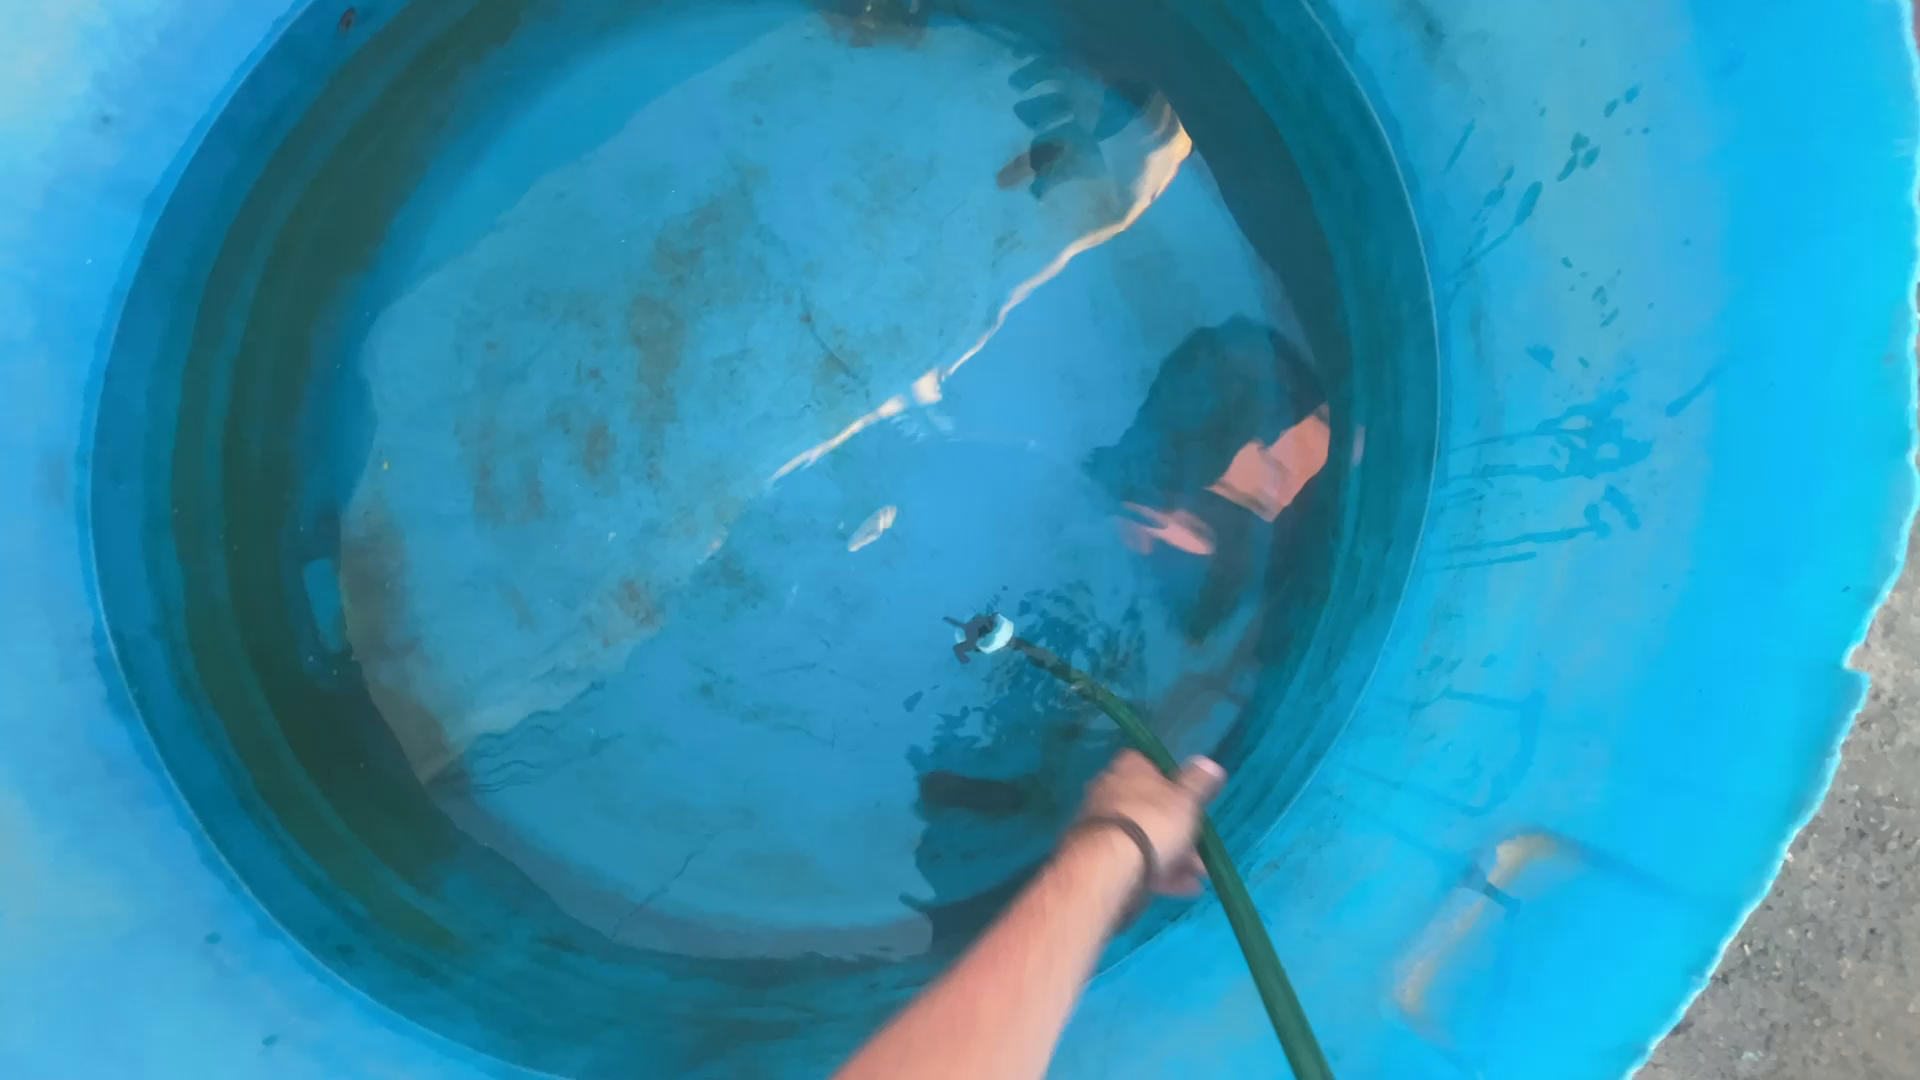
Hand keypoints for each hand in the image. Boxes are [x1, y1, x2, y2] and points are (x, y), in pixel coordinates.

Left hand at [1075, 750, 1225, 896]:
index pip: (1151, 765)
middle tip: (1202, 851)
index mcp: (1129, 767)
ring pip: (1145, 834)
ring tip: (1199, 875)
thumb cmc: (1153, 822)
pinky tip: (1184, 888)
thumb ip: (1198, 782)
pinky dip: (1159, 870)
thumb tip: (1209, 763)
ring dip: (1174, 854)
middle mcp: (1110, 788)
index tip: (1193, 803)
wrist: (1110, 865)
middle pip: (1151, 806)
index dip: (1174, 784)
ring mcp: (1103, 821)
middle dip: (1180, 829)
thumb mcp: (1185, 800)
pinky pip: (1134, 857)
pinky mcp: (1101, 851)